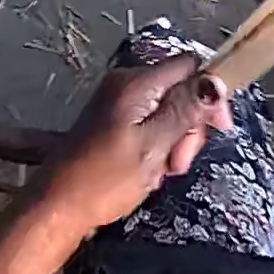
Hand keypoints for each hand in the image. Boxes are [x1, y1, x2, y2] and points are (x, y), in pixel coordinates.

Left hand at [0, 58, 229, 273]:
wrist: (55, 208)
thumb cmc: (104, 180)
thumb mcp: (152, 146)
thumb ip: (185, 110)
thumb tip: (216, 79)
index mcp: (137, 82)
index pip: (190, 64)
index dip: (209, 92)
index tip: (217, 129)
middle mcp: (128, 81)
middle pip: (181, 87)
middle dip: (190, 124)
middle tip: (178, 163)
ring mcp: (119, 99)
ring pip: (168, 107)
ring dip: (175, 138)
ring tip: (162, 170)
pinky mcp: (114, 118)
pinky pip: (151, 119)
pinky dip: (159, 142)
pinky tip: (150, 169)